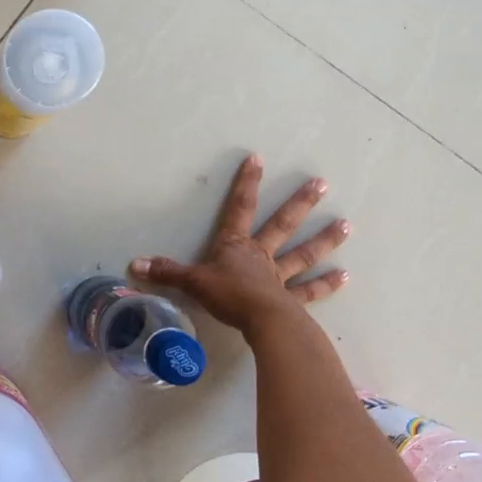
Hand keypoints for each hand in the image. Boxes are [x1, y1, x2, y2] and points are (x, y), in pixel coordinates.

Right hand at [131, 154, 349, 333]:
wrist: (263, 322)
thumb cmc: (228, 296)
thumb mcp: (192, 282)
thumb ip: (166, 272)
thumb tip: (135, 264)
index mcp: (236, 246)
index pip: (240, 207)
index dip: (246, 183)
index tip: (258, 158)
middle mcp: (261, 255)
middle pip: (283, 224)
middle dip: (300, 203)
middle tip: (322, 184)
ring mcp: (279, 277)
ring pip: (303, 254)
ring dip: (325, 240)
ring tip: (346, 225)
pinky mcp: (291, 301)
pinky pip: (310, 291)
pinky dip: (326, 284)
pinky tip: (344, 276)